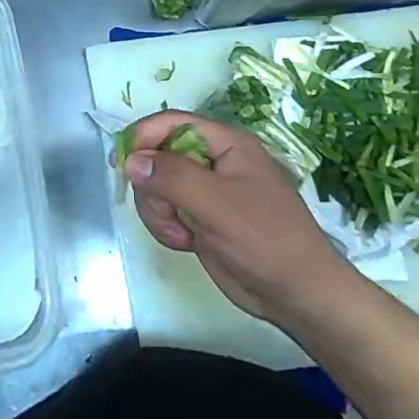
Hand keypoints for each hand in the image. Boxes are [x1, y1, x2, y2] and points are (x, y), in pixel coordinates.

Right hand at [121, 111, 358, 323]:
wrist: (297, 295)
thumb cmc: (264, 240)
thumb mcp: (217, 204)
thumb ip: (172, 176)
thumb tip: (131, 160)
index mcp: (225, 143)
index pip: (171, 122)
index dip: (143, 137)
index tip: (121, 164)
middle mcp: (212, 161)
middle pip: (156, 156)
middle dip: (153, 186)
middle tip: (169, 212)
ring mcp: (204, 190)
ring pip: (154, 186)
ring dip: (157, 211)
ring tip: (181, 233)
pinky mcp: (198, 217)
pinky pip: (163, 210)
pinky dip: (165, 226)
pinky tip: (186, 242)